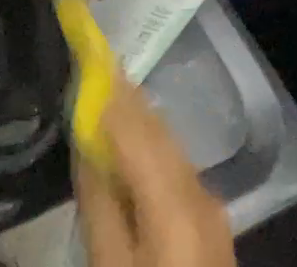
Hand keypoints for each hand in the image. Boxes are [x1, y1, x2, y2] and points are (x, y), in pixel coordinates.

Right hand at [76, 78, 233, 266]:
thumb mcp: (108, 261)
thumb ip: (97, 196)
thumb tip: (86, 139)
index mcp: (173, 204)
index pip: (135, 126)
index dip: (108, 87)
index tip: (84, 51)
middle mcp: (200, 193)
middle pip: (157, 130)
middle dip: (123, 95)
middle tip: (90, 62)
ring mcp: (212, 207)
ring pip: (168, 144)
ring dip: (137, 116)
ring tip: (103, 91)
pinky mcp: (210, 221)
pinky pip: (175, 165)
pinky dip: (150, 144)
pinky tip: (128, 139)